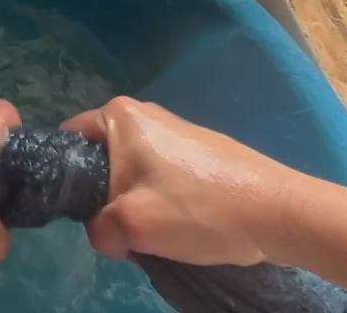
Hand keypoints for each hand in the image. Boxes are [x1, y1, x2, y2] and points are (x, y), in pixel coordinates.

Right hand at [62, 97, 302, 266]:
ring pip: (132, 169)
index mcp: (118, 114)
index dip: (67, 176)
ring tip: (156, 231)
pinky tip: (182, 223)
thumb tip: (103, 234)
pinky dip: (162, 198)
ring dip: (136, 201)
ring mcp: (172, 129)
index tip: (80, 209)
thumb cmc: (198, 209)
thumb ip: (100, 229)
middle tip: (121, 228)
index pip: (70, 137)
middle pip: (102, 157)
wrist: (279, 214)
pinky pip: (160, 173)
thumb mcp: (134, 226)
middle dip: (106, 195)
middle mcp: (142, 112)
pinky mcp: (197, 149)